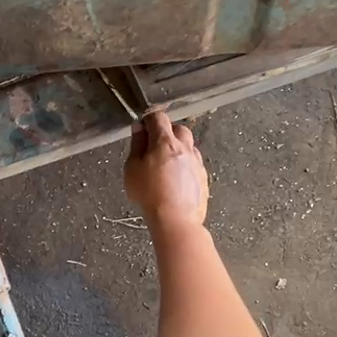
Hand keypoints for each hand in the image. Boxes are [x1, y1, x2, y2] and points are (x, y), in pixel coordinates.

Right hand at [124, 110, 208, 235]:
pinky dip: (185, 164)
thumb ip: (136, 145)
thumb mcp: (132, 167)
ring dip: (178, 148)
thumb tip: (139, 128)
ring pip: (189, 146)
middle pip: (179, 128)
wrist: (176, 219)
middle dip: (167, 131)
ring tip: (165, 163)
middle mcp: (185, 148)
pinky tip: (175, 178)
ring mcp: (197, 163)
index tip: (141, 127)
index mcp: (165, 142)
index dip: (148, 119)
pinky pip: (194, 163)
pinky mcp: (203, 177)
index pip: (159, 118)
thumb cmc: (149, 193)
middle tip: (154, 145)